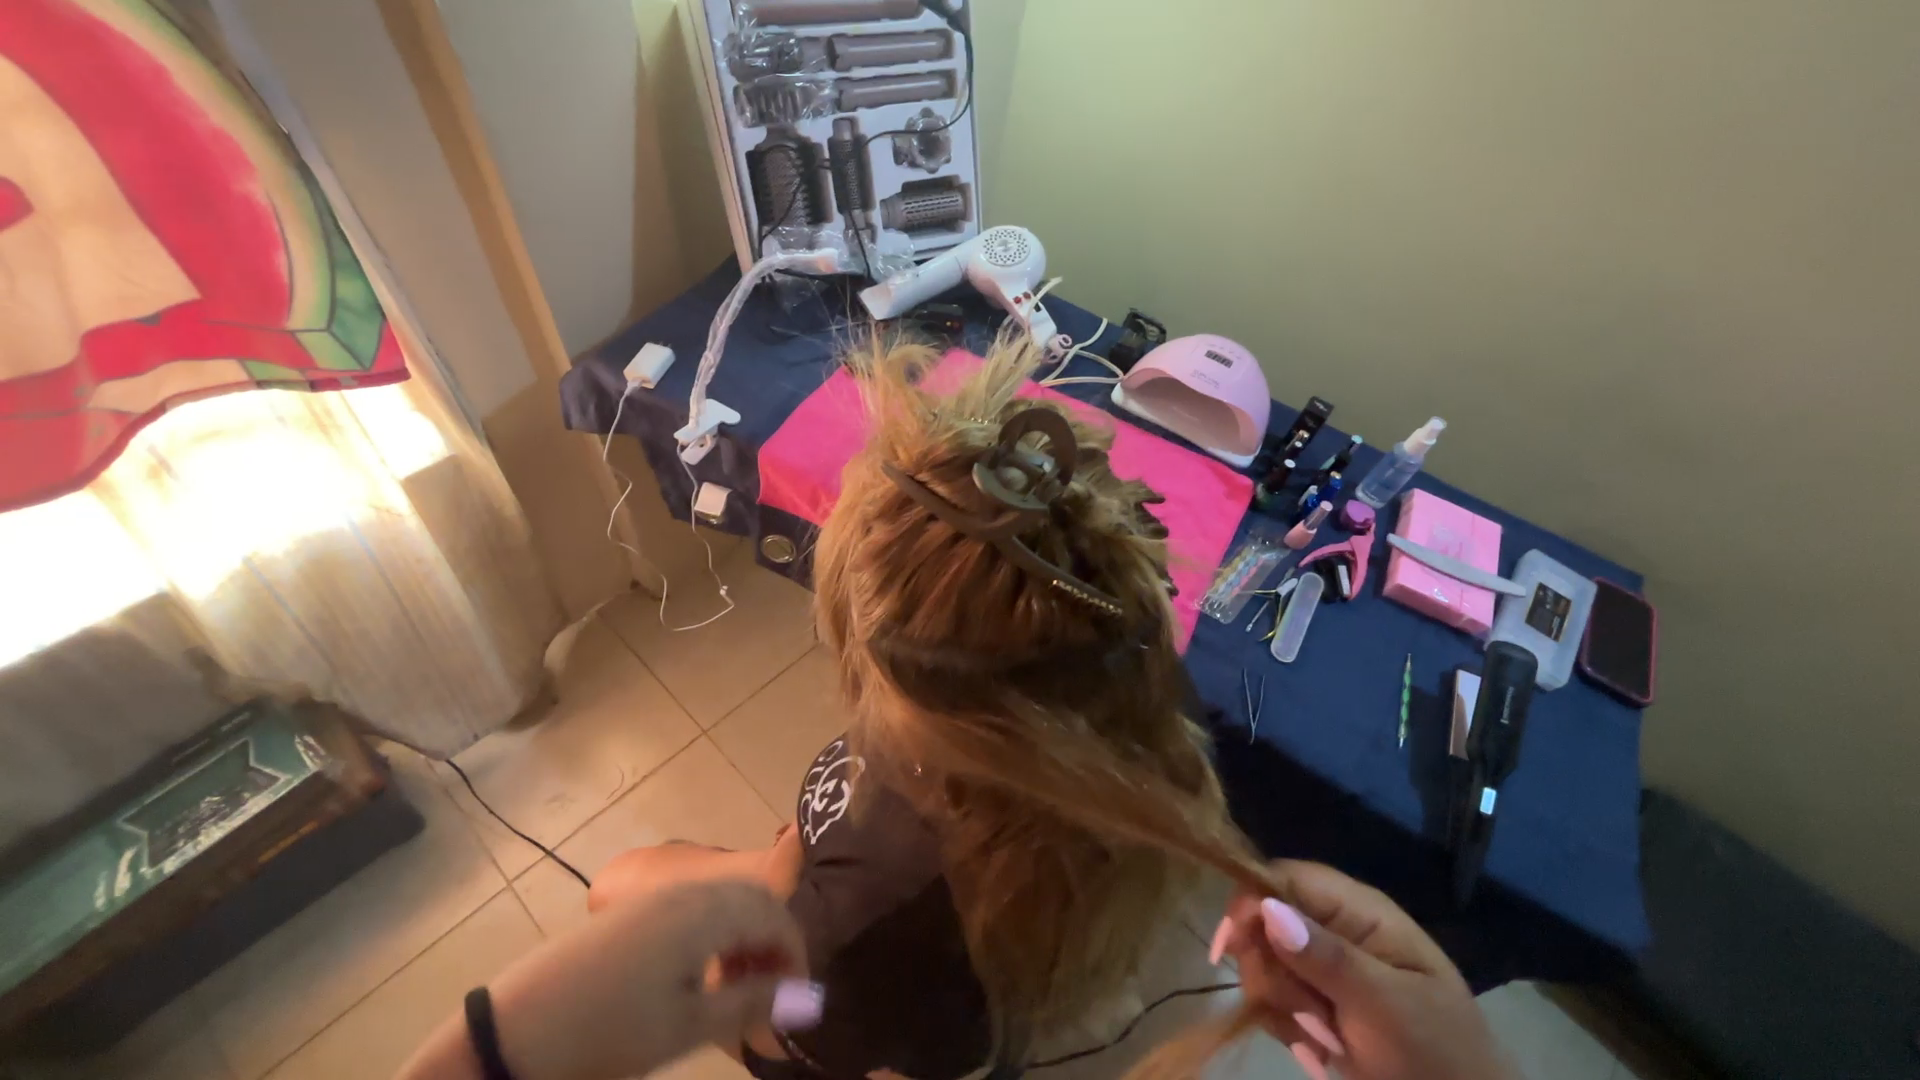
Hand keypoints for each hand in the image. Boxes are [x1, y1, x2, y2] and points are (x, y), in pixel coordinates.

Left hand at [397, 877, 820, 1079]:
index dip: (798, 957)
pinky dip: (716, 936)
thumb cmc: (610, 1030)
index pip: (778, 916)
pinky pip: (697, 909)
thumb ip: (751, 1003)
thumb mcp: (687, 1025)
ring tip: (740, 993)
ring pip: (726, 903)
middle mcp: (689, 890)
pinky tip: (702, 976)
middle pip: (756, 900)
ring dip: (746, 940)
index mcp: (707, 910)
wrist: (514, 1028)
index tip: (798, 1005)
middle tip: (773, 999)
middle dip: (774, 945)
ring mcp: (658, 897)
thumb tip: (808, 998)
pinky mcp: (634, 911)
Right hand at [1215, 861, 1518, 1079]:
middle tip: (1308, 1012)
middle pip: (1262, 921)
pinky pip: (1269, 996)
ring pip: (1261, 961)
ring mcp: (1322, 964)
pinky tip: (1317, 1049)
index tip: (1235, 946)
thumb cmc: (1439, 1056)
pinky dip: (1283, 1024)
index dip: (1251, 903)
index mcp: (1359, 910)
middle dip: (1271, 969)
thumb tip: (1268, 907)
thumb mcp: (1389, 1008)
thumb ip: (1328, 957)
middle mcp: (1334, 926)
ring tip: (1324, 1038)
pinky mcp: (1314, 997)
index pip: (1284, 877)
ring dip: (1280, 1004)